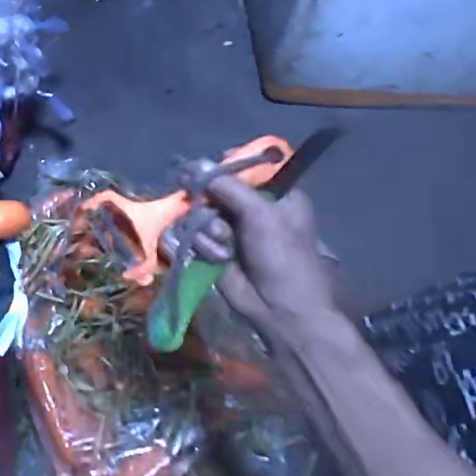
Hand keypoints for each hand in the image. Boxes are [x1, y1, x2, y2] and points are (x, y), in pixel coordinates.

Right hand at [182, 163, 340, 341]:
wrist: (280, 310)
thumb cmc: (283, 257)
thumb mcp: (261, 215)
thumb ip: (227, 187)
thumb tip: (195, 166)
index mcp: (273, 193)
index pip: (239, 166)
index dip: (219, 167)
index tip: (201, 173)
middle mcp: (249, 206)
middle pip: (211, 188)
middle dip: (207, 202)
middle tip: (205, 209)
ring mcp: (229, 227)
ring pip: (198, 211)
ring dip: (206, 229)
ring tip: (223, 246)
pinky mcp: (212, 246)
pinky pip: (192, 233)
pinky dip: (202, 244)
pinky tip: (217, 257)